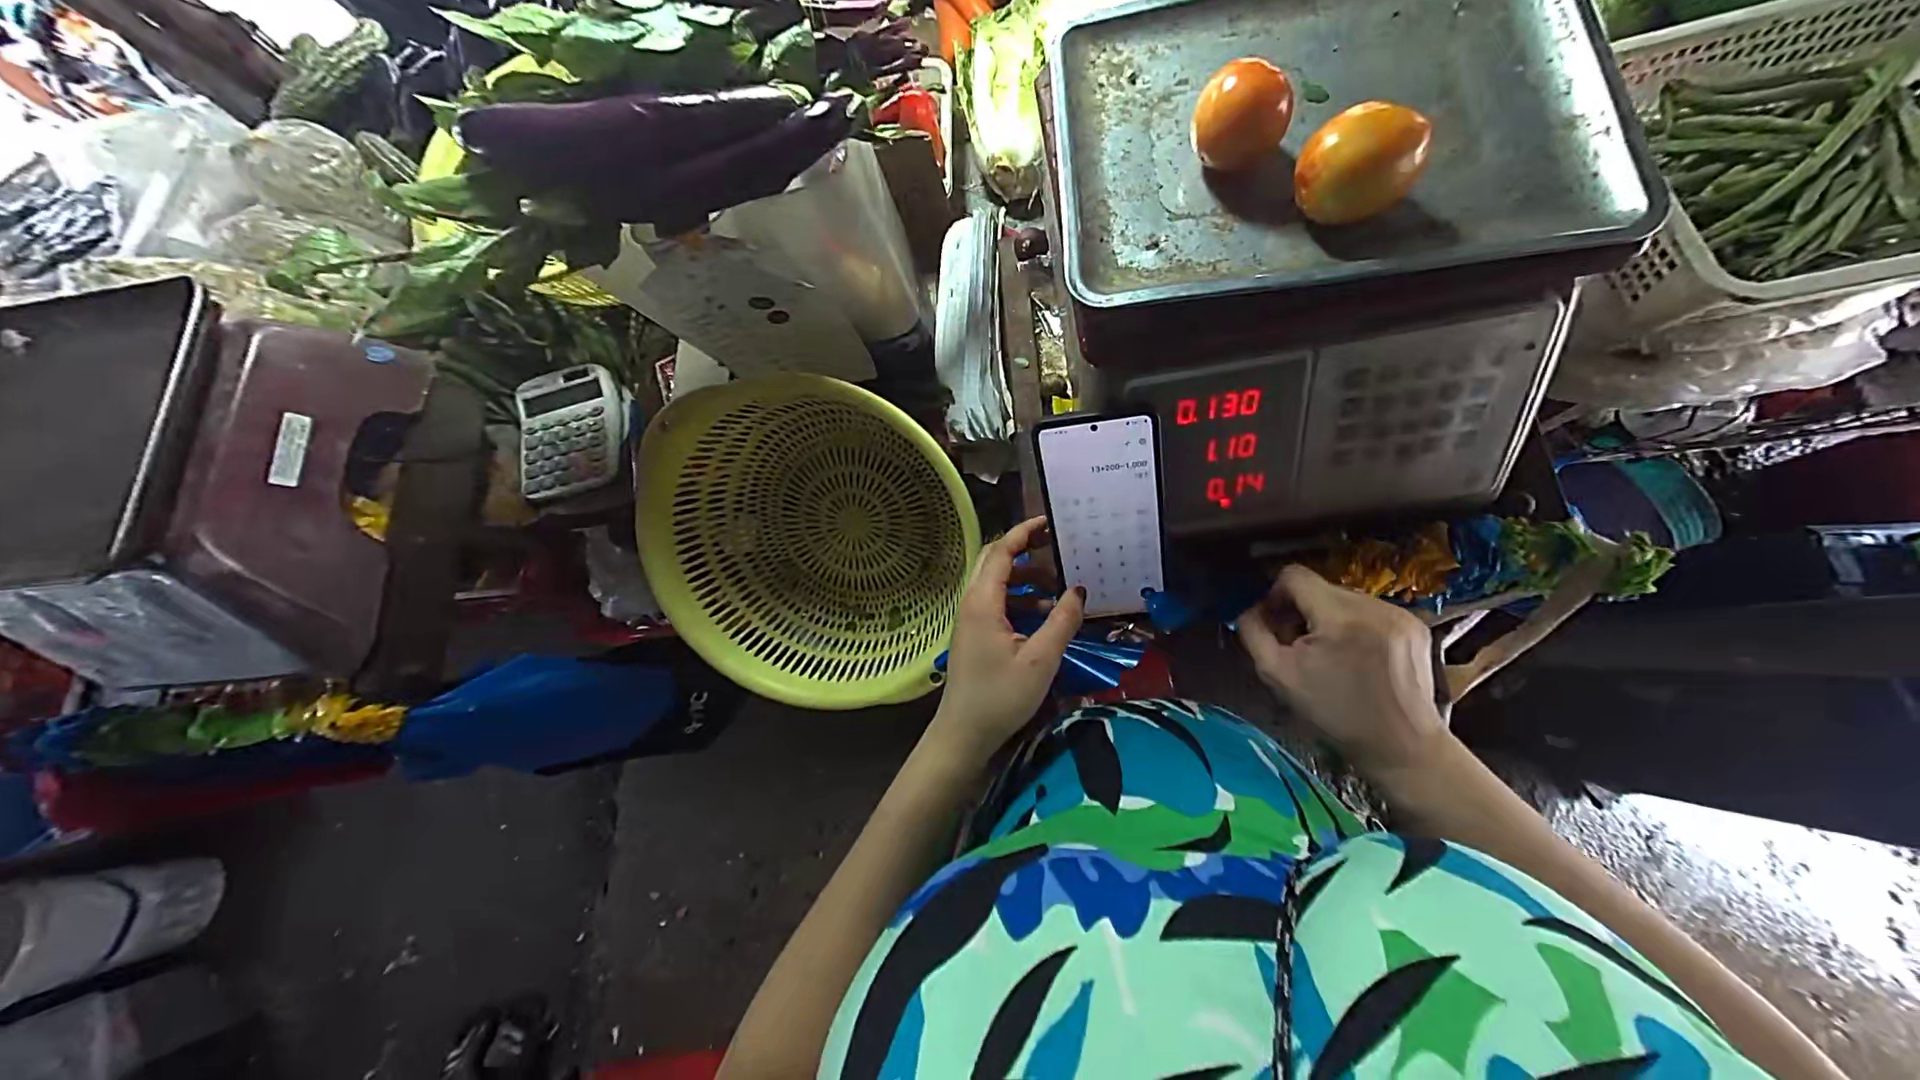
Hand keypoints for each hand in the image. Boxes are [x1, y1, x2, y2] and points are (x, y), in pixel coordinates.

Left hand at [929, 516, 1085, 764]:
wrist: (963, 734)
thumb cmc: (1000, 697)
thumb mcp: (1040, 660)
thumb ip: (1062, 621)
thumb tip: (1078, 589)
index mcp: (983, 602)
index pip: (1002, 552)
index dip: (1024, 533)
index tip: (1050, 522)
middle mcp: (972, 604)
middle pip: (996, 562)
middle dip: (1026, 550)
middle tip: (1058, 546)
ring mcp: (971, 620)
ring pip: (998, 584)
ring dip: (1027, 580)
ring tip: (1060, 588)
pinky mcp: (975, 635)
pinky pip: (998, 604)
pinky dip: (1022, 601)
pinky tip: (1046, 617)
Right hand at [1237, 564, 1447, 773]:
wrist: (1402, 747)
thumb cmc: (1335, 714)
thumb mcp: (1278, 676)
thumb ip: (1253, 633)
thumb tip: (1249, 609)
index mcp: (1340, 617)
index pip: (1294, 576)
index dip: (1274, 595)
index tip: (1273, 624)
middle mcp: (1374, 606)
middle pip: (1319, 587)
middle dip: (1301, 611)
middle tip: (1297, 646)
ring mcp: (1399, 614)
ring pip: (1343, 598)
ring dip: (1326, 618)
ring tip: (1328, 654)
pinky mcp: (1414, 625)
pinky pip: (1369, 611)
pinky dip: (1353, 626)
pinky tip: (1355, 657)